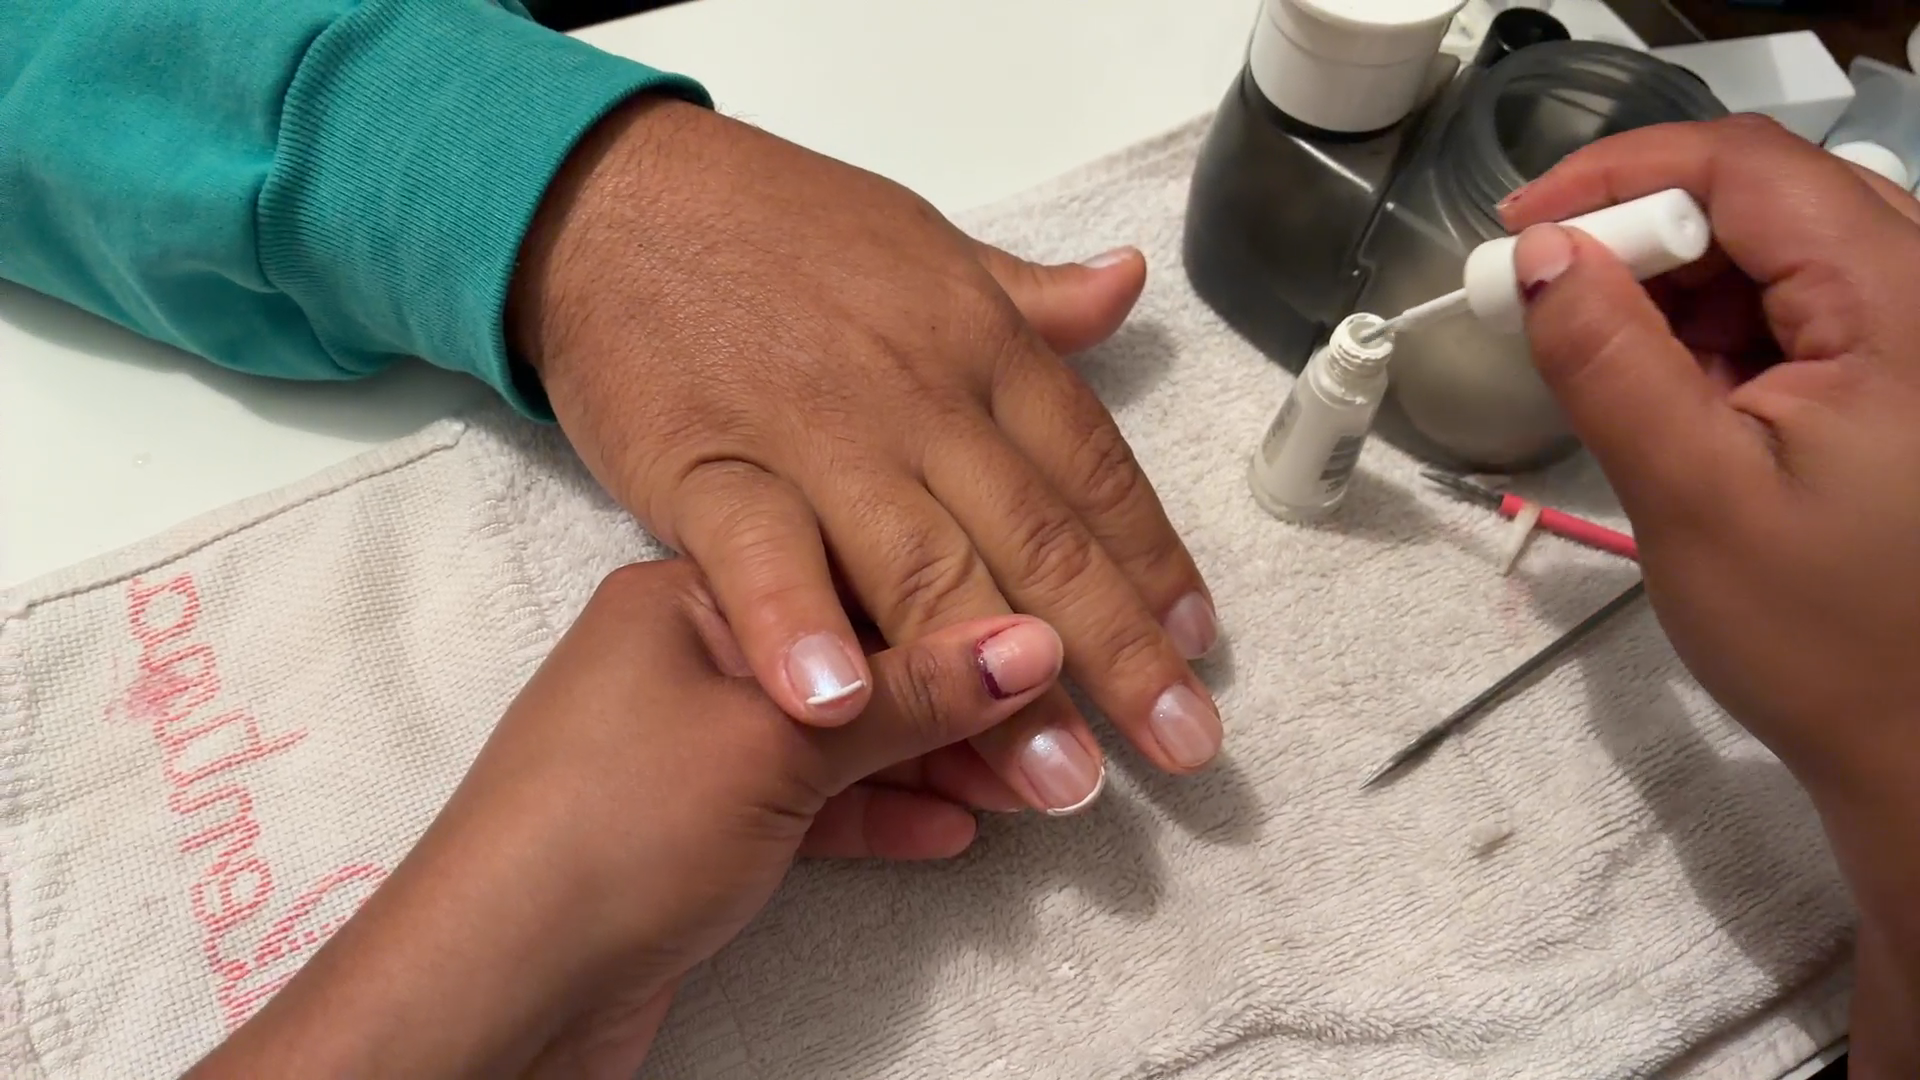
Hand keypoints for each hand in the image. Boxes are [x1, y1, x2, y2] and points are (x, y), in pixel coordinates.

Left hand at [189, 560, 1066, 1077]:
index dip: (953, 613)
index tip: (1044, 650)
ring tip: (1022, 792)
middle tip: (1049, 737)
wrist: (490, 1002)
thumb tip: (1042, 640)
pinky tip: (951, 833)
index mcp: (695, 590)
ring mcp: (699, 739)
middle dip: (952, 706)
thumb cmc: (628, 824)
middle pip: (855, 664)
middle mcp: (698, 651)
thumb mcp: (783, 743)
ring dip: (927, 768)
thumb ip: (916, 691)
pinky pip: (810, 800)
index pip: (853, 580)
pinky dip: (877, 816)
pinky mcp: (704, 819)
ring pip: (840, 740)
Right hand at [508, 97, 1222, 814]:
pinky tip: (839, 710)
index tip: (1198, 646)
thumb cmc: (786, 229)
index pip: (1093, 471)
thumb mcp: (931, 246)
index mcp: (980, 345)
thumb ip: (1032, 295)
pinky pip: (764, 556)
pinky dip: (800, 628)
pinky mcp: (706, 465)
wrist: (622, 201)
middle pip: (1037, 541)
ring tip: (1062, 783)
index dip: (1154, 564)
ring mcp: (813, 435)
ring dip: (996, 688)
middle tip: (1183, 749)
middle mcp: (919, 399)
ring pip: (925, 571)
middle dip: (1116, 655)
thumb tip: (1129, 284)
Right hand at [1501, 115, 1919, 1076]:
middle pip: (1759, 201)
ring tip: (1588, 362)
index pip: (1751, 167)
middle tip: (1533, 304)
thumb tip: (1539, 256)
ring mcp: (1907, 337)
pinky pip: (1773, 316)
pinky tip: (1655, 390)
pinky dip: (1689, 334)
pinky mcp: (1881, 378)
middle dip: (1628, 236)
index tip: (1513, 227)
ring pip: (1761, 259)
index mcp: (1906, 302)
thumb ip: (1608, 362)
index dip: (1619, 172)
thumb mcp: (1688, 487)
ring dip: (1653, 291)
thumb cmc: (1813, 623)